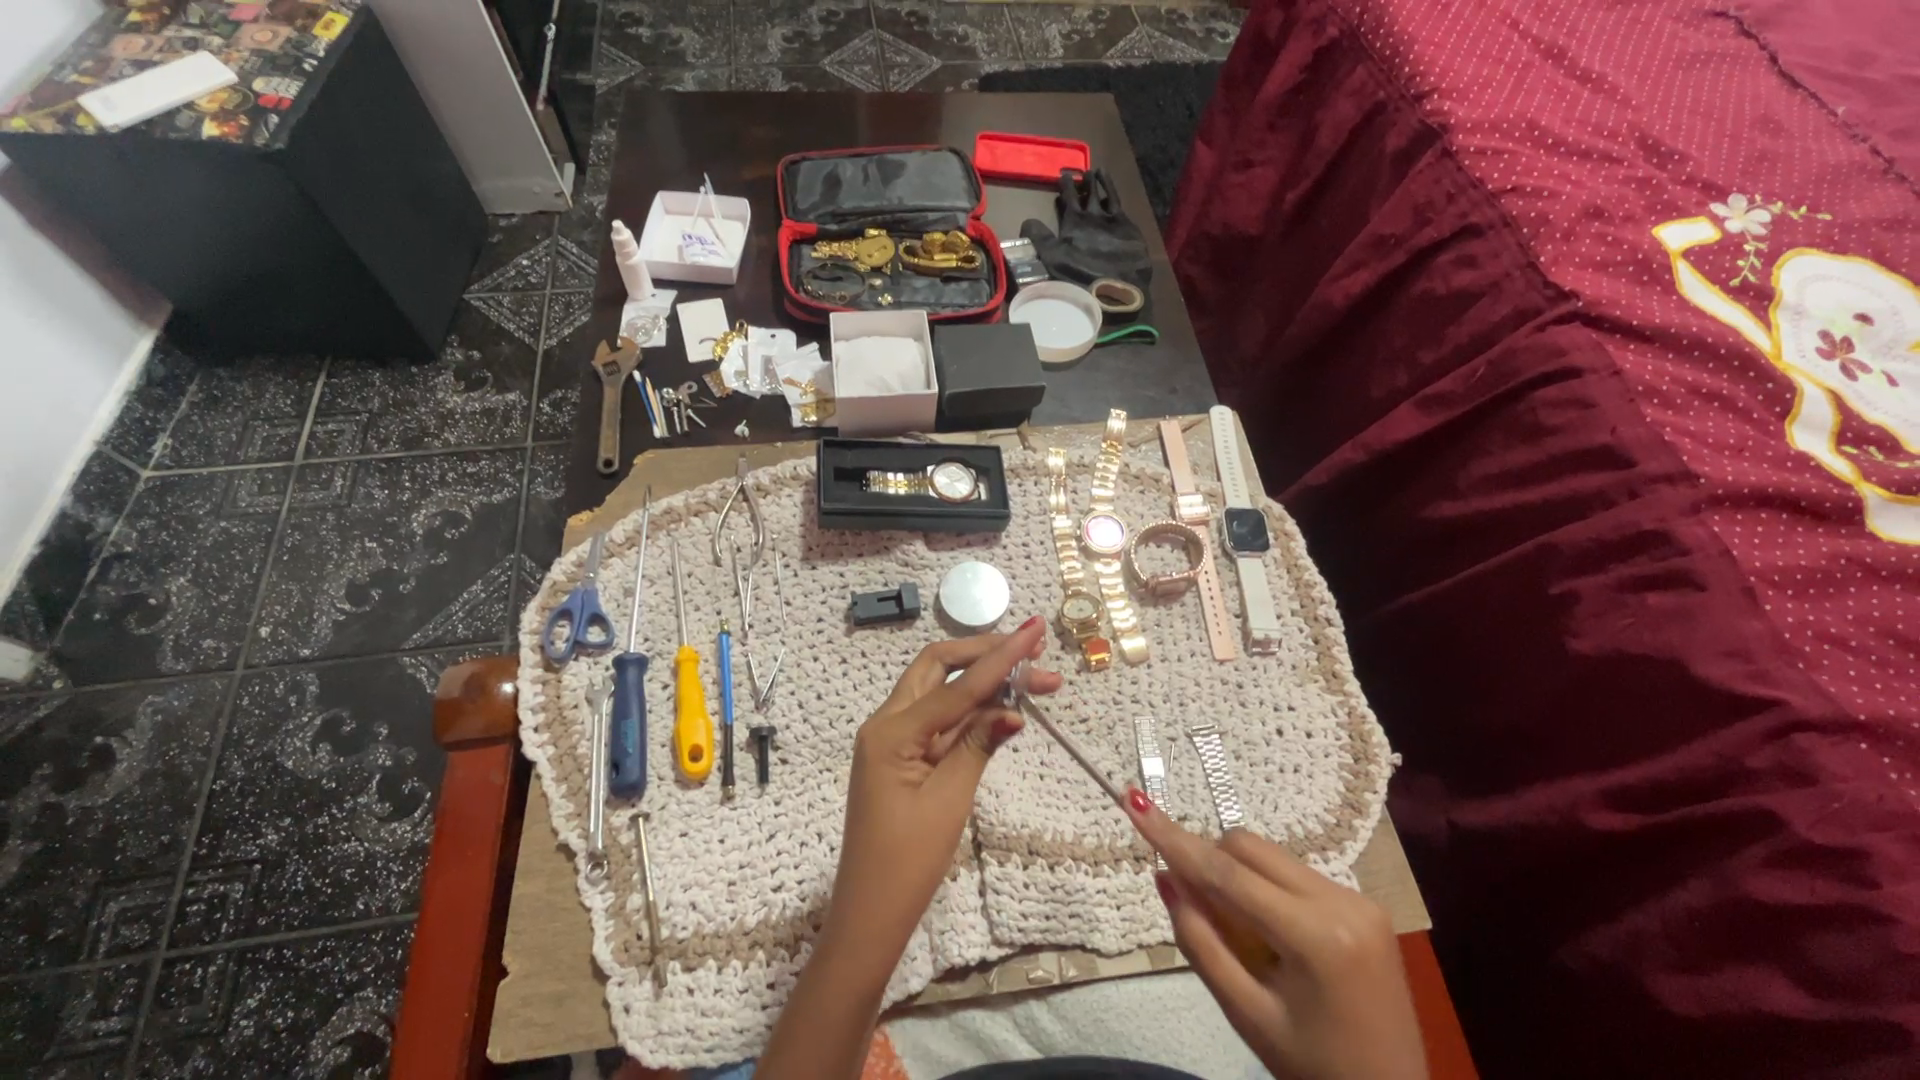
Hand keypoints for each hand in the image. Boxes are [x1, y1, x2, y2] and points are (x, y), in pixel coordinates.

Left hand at [826, 616, 1060, 951]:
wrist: (871, 912)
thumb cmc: (907, 862)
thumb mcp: (949, 800)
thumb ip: (979, 745)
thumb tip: (1015, 709)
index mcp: (891, 731)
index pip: (955, 685)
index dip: (999, 659)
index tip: (1033, 632)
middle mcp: (886, 723)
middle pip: (937, 668)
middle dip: (984, 654)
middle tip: (1032, 648)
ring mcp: (892, 739)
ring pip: (940, 692)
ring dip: (983, 683)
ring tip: (1035, 679)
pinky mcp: (902, 757)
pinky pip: (939, 720)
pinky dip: (971, 710)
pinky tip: (1004, 707)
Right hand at [1124, 792, 1427, 1079]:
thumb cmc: (1312, 1067)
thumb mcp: (1245, 1013)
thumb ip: (1200, 942)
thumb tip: (1164, 877)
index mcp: (1314, 936)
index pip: (1227, 874)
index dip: (1175, 839)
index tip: (1135, 802)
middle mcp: (1341, 901)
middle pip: (1249, 848)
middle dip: (1209, 862)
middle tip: (1192, 906)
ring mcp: (1359, 900)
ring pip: (1272, 857)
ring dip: (1238, 877)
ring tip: (1241, 936)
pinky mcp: (1366, 905)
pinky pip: (1296, 875)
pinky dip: (1267, 889)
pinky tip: (1272, 937)